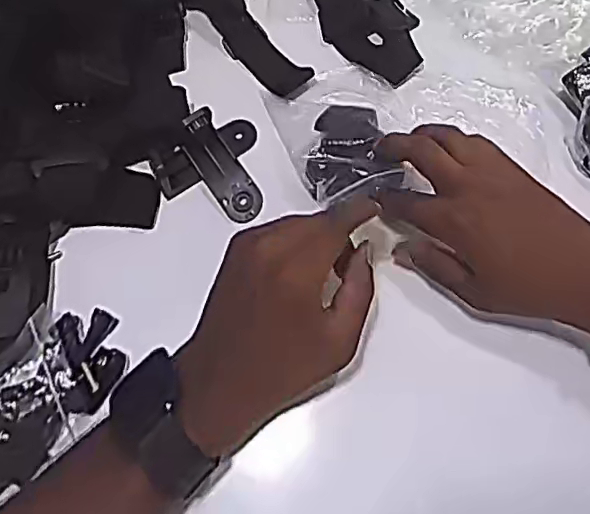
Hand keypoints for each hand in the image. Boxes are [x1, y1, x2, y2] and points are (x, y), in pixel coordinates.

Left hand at [174, 198, 377, 457]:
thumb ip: (360, 289)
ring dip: (314, 238)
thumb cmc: (273, 371)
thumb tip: (363, 256)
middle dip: (337, 233)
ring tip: (319, 276)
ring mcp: (248, 246)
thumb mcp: (338, 341)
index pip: (335, 221)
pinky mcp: (236, 249)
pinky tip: (294, 276)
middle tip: (347, 261)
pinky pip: (275, 231)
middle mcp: (268, 249)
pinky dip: (291, 243)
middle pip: (316, 220)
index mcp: (296, 270)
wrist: (220, 382)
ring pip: (296, 223)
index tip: (369, 207)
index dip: (358, 211)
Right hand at [378, 124, 589, 338]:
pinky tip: (449, 148)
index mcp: (454, 221)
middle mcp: (467, 187)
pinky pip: (472, 139)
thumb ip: (434, 267)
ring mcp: (489, 170)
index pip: (404, 201)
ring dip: (422, 134)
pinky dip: (453, 137)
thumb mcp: (476, 293)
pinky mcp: (509, 165)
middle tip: (381, 150)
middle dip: (392, 146)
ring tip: (410, 142)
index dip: (383, 198)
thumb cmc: (532, 288)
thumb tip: (404, 250)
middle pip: (418, 149)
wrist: (585, 272)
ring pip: (445, 135)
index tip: (375, 198)